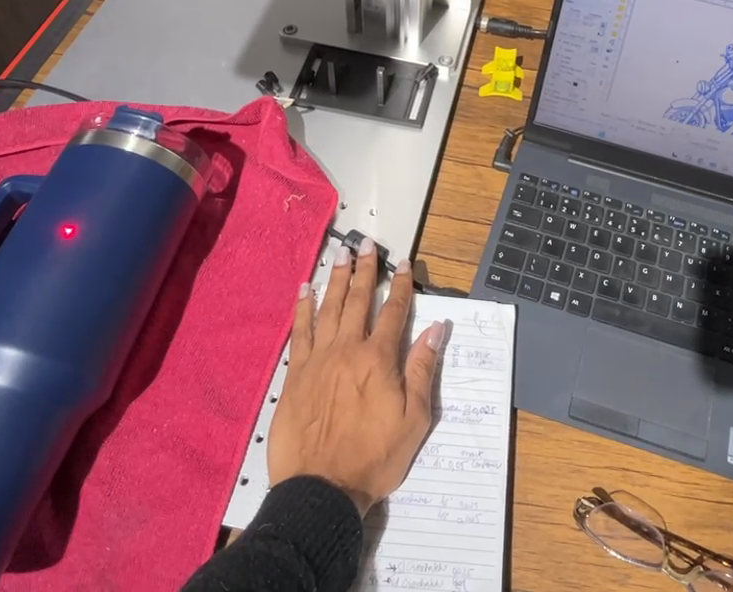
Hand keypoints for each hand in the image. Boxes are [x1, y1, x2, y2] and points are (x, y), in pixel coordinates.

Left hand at [268, 239, 446, 515]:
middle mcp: (348, 349)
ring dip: (335, 279)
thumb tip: (436, 329)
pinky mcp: (295, 374)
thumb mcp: (414, 419)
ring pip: (328, 308)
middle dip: (365, 270)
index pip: (394, 312)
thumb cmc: (374, 457)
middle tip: (367, 244)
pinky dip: (302, 308)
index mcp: (379, 359)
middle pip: (358, 300)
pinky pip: (300, 331)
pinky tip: (304, 289)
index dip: (401, 286)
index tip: (404, 263)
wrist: (321, 488)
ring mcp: (319, 359)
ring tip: (340, 254)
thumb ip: (423, 370)